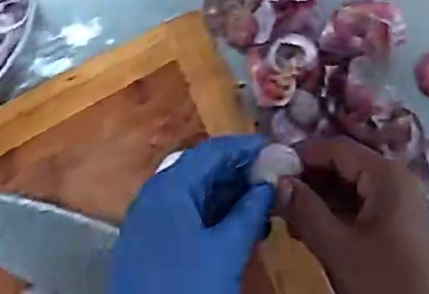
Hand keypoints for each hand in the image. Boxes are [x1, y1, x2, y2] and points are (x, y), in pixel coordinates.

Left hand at [108, 135, 276, 293]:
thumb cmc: (190, 291)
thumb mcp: (227, 252)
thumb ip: (250, 212)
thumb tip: (269, 182)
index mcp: (169, 187)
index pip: (212, 151)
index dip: (245, 148)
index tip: (276, 149)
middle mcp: (155, 196)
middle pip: (203, 170)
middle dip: (240, 174)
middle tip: (274, 178)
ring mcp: (151, 224)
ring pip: (196, 196)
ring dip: (230, 198)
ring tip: (264, 206)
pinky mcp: (152, 249)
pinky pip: (188, 219)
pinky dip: (215, 219)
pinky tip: (241, 230)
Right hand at [277, 138, 428, 293]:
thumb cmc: (387, 286)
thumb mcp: (340, 251)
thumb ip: (306, 212)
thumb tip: (278, 182)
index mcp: (386, 175)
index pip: (336, 148)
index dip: (302, 156)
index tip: (271, 171)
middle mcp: (396, 182)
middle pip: (344, 168)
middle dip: (310, 182)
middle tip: (276, 200)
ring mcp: (401, 208)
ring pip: (352, 192)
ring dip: (321, 203)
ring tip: (290, 222)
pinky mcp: (402, 233)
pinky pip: (363, 212)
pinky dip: (338, 219)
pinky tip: (316, 235)